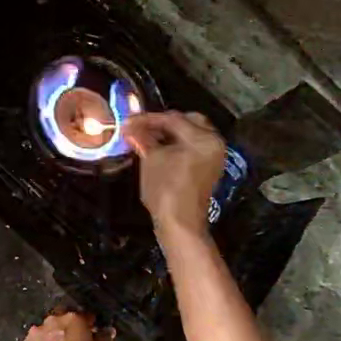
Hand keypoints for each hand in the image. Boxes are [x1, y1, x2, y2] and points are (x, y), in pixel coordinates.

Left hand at [20, 310, 109, 340]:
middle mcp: (53, 320)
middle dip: (70, 327)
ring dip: (54, 336)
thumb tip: (106, 331)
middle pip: (64, 319)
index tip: (93, 335)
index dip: (91, 325)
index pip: (86, 316)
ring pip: (48, 329)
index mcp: (74, 320)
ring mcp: (36, 332)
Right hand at [123, 111, 225, 236]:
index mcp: (202, 138)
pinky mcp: (207, 167)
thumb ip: (143, 138)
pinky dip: (176, 144)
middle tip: (140, 126)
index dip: (147, 119)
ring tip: (145, 136)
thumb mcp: (151, 159)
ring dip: (168, 133)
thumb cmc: (165, 188)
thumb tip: (130, 127)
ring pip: (190, 134)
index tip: (127, 121)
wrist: (179, 222)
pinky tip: (157, 147)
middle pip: (187, 121)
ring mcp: (213, 155)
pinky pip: (192, 146)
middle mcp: (213, 142)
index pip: (173, 119)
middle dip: (162, 122)